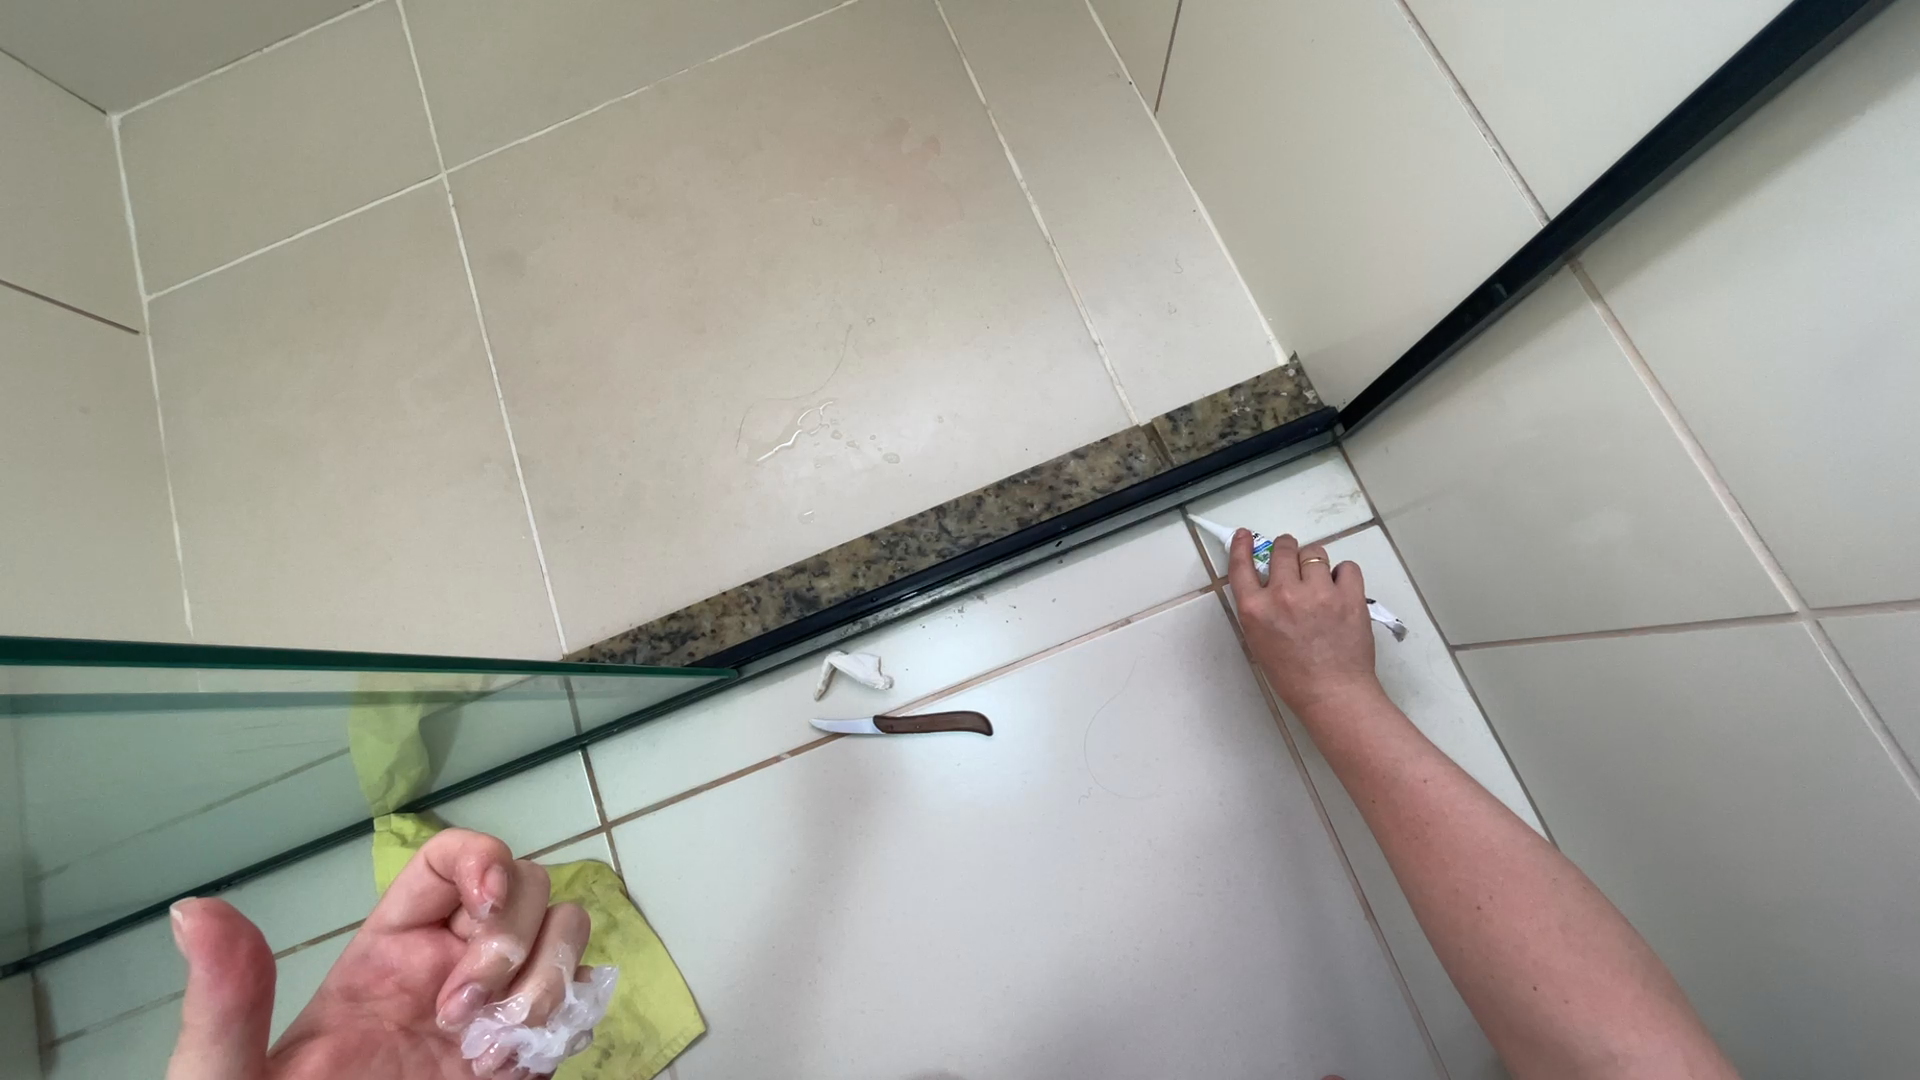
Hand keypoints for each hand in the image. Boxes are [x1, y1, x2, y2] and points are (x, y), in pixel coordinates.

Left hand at [167, 829, 590, 1079]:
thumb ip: (225, 1004)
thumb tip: (193, 908)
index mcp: (394, 946)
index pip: (456, 856)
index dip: (485, 858)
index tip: (483, 904)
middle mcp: (460, 955)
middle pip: (529, 884)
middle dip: (512, 940)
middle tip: (461, 1013)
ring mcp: (505, 993)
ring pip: (569, 926)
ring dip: (547, 977)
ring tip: (494, 1049)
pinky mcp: (537, 1036)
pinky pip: (586, 989)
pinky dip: (569, 1014)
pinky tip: (522, 1063)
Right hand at [1227, 528, 1382, 719]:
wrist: (1331, 693)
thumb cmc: (1290, 674)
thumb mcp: (1258, 639)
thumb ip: (1258, 608)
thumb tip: (1268, 582)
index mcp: (1255, 609)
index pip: (1241, 565)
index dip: (1241, 546)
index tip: (1244, 535)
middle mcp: (1283, 595)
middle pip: (1283, 549)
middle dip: (1286, 549)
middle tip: (1292, 558)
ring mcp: (1318, 593)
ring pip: (1315, 553)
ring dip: (1314, 562)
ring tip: (1319, 579)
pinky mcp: (1349, 596)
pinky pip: (1347, 567)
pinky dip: (1343, 574)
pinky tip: (1340, 588)